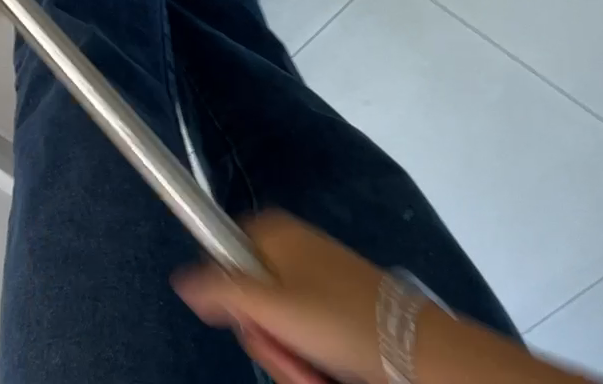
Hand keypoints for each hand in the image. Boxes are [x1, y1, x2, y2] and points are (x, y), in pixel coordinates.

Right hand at [173, 211, 389, 383]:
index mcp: (270, 232)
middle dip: (265, 337)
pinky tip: (328, 372)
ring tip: (315, 371)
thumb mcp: (270, 305)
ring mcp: (317, 279)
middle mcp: (290, 249)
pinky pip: (305, 333)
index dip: (226, 295)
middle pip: (249, 296)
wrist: (423, 354)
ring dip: (289, 355)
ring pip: (277, 322)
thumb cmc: (339, 321)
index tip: (247, 322)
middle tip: (288, 353)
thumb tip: (179, 281)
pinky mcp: (339, 309)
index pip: (220, 255)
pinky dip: (311, 357)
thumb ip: (218, 289)